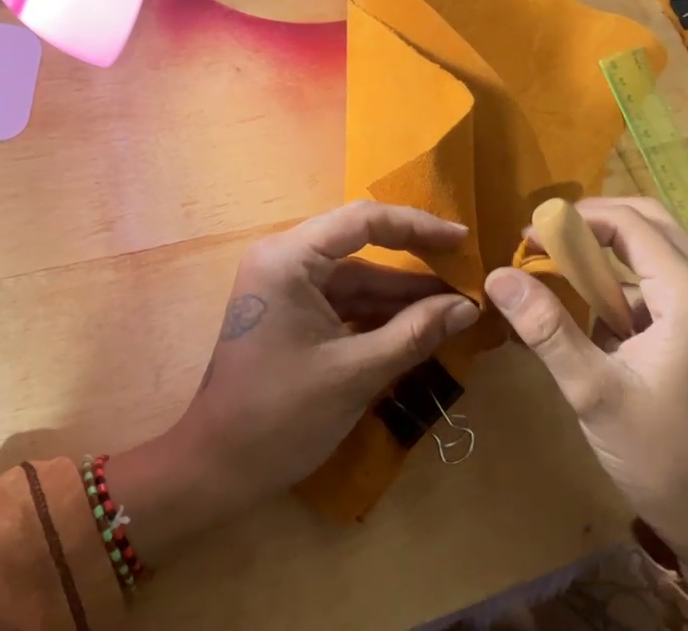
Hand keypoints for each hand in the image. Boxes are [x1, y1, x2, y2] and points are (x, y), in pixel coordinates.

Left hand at [105, 200, 479, 553]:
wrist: (218, 467)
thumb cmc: (282, 415)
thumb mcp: (356, 372)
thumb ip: (415, 333)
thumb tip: (469, 308)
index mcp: (289, 258)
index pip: (362, 220)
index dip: (417, 226)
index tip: (462, 238)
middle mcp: (284, 259)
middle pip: (360, 246)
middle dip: (415, 264)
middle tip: (468, 274)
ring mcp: (284, 287)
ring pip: (355, 278)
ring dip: (402, 294)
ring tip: (458, 305)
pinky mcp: (290, 313)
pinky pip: (342, 301)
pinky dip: (379, 314)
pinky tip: (422, 325)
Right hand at [484, 197, 687, 625]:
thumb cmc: (663, 458)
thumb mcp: (593, 392)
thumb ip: (546, 328)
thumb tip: (497, 274)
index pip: (629, 223)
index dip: (573, 219)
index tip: (526, 236)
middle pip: (651, 226)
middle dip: (594, 227)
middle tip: (544, 245)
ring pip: (658, 257)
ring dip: (609, 262)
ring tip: (561, 290)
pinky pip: (664, 291)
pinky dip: (626, 294)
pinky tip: (596, 333)